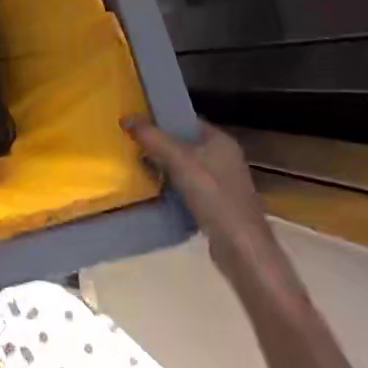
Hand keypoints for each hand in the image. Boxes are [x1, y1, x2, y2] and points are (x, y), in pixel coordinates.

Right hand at [126, 118, 279, 275]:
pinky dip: (173, 190)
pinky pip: (190, 190)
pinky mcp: (219, 207)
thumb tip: (126, 118)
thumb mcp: (178, 160)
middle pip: (185, 144)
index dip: (162, 120)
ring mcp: (224, 184)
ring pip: (186, 169)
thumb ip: (152, 138)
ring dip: (165, 169)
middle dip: (160, 146)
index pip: (187, 120)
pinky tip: (155, 194)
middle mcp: (225, 158)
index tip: (137, 123)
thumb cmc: (213, 195)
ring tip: (138, 168)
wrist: (241, 249)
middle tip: (133, 146)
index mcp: (221, 140)